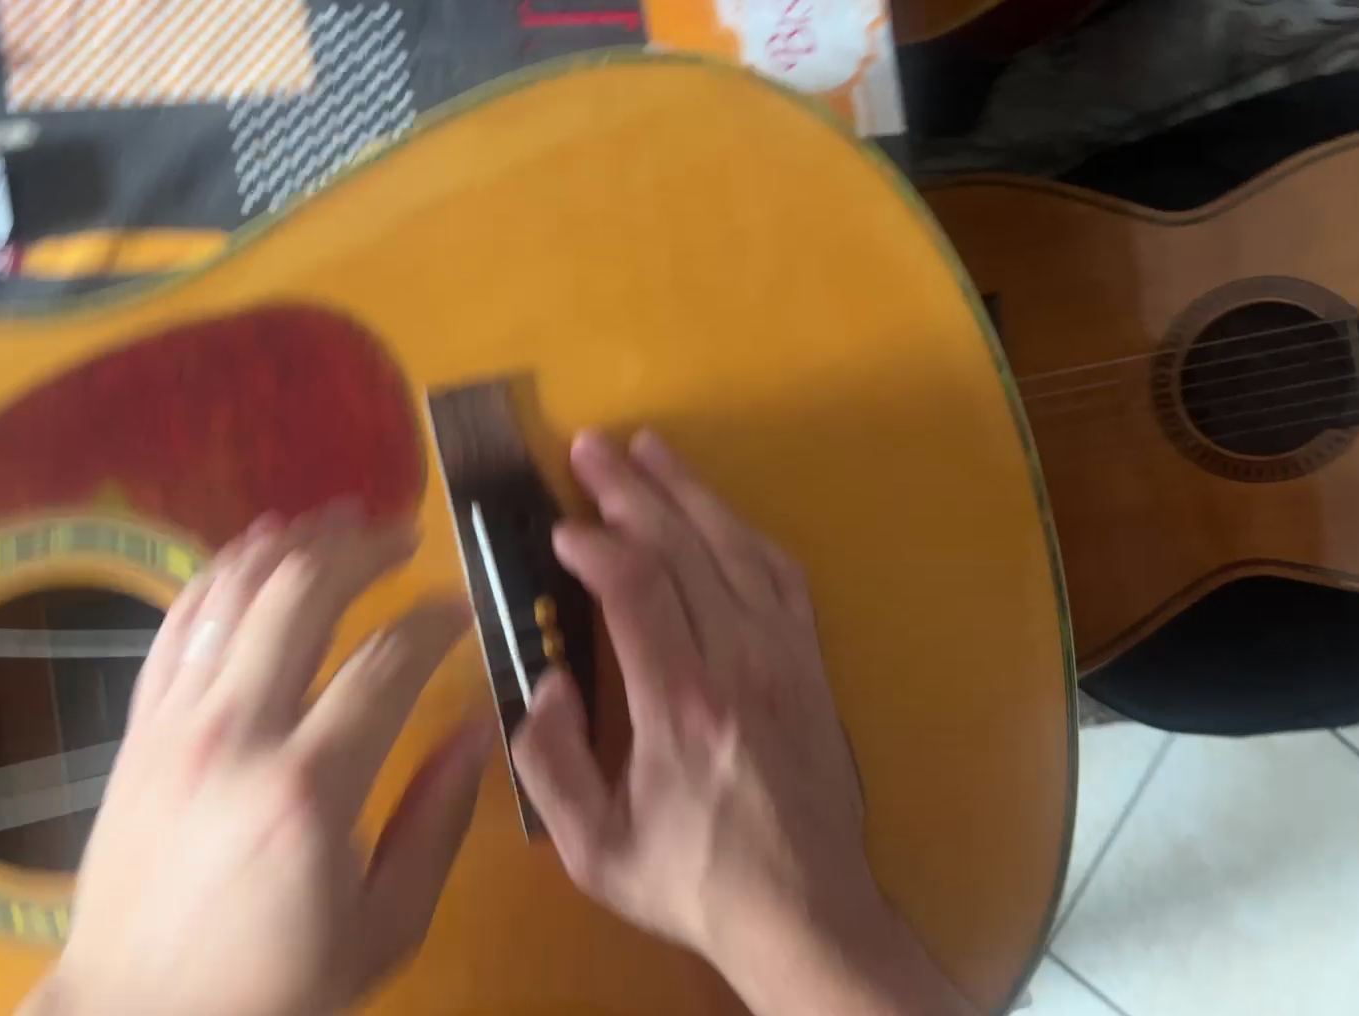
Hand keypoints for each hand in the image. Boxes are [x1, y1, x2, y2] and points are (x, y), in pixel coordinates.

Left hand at [36, 506, 493, 1015]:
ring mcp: (178, 722)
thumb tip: (479, 727)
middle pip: (303, 595)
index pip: (388, 662)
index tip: (463, 606)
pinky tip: (260, 544)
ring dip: (294, 541)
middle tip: (403, 534)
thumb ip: (439, 821)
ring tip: (339, 516)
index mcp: (310, 790)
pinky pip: (181, 619)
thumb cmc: (274, 985)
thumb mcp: (385, 926)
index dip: (436, 620)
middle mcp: (238, 734)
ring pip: (236, 590)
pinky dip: (224, 569)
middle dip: (363, 548)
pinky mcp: (141, 725)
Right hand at [512, 431, 974, 1015]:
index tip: (561, 529)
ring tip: (649, 447)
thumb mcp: (593, 850)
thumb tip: (550, 681)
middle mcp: (739, 663)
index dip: (597, 545)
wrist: (807, 912)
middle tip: (592, 446)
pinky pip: (778, 572)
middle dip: (631, 490)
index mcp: (681, 706)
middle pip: (683, 548)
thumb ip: (551, 763)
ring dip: (687, 490)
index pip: (638, 590)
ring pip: (733, 546)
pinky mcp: (808, 659)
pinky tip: (715, 508)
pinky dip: (741, 529)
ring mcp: (783, 655)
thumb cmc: (691, 878)